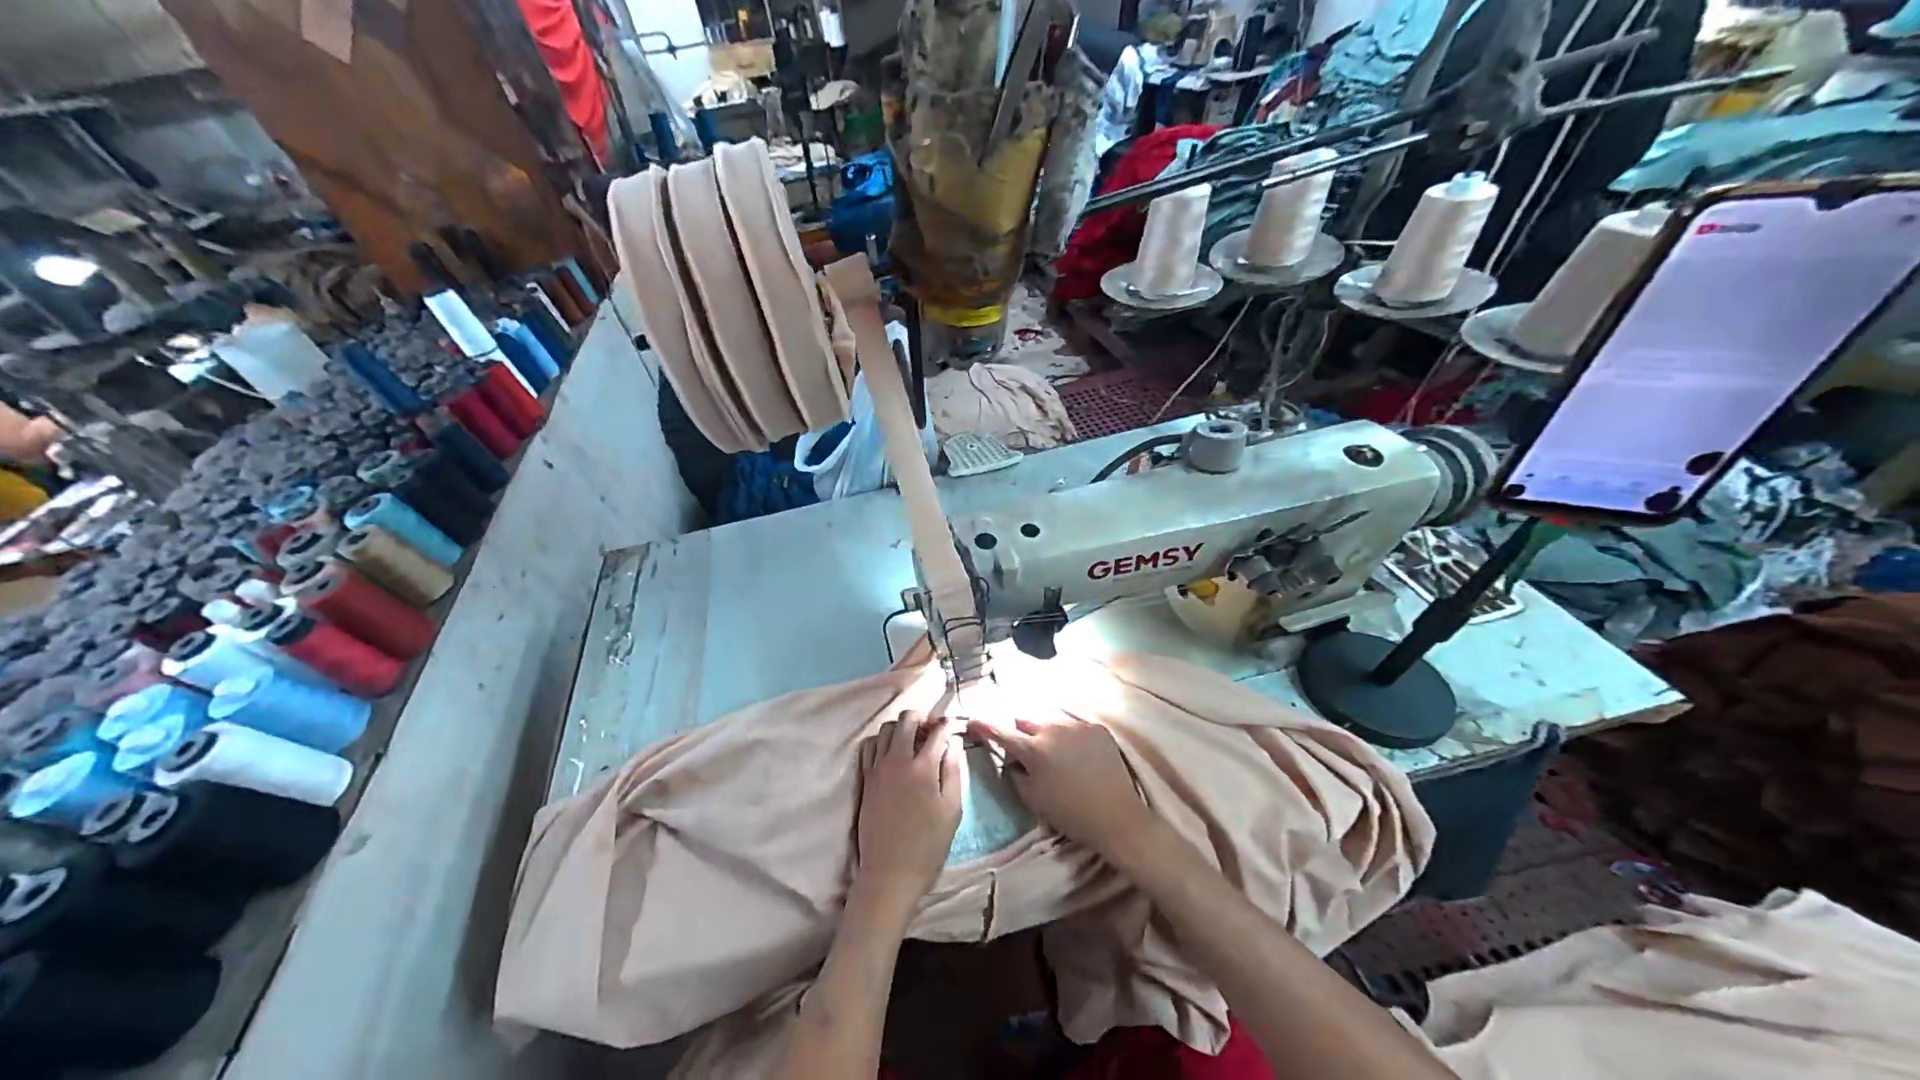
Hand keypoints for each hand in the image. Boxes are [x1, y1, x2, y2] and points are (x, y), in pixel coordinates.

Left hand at [853, 712, 961, 915]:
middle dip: (922, 718)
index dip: (947, 725)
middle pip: (906, 720)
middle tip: (932, 731)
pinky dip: (883, 741)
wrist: (890, 873)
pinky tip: (893, 754)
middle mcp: (897, 761)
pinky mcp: (865, 779)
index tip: (952, 728)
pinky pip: (870, 746)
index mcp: (922, 768)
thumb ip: (953, 772)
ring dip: (902, 728)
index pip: (937, 731)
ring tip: (913, 742)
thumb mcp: (952, 810)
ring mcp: (877, 768)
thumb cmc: (928, 845)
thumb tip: (952, 746)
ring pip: (886, 729)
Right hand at [965, 718, 1158, 863]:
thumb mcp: (1031, 798)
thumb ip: (1014, 773)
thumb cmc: (1069, 813)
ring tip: (1054, 754)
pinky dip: (1068, 735)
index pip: (1000, 732)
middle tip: (1025, 753)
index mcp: (1033, 749)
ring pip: (1050, 720)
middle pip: (1025, 721)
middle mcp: (1053, 729)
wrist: (1117, 817)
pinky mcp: (1097, 728)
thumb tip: (1012, 760)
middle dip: (1019, 733)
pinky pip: (1073, 725)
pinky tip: (1076, 755)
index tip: (971, 721)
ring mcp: (1077, 725)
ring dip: (1044, 733)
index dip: (983, 726)